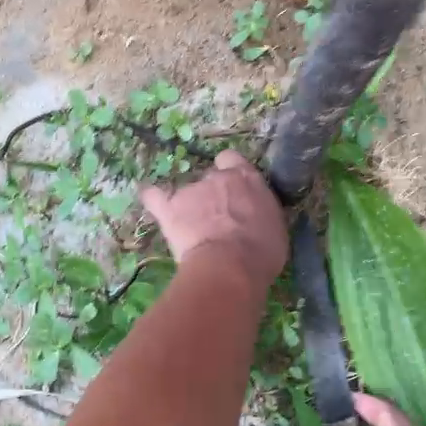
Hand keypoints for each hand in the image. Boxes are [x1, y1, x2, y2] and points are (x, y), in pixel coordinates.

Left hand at [139, 151, 286, 287]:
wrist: (229, 266)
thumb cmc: (261, 252)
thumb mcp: (274, 228)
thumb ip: (259, 212)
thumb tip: (253, 217)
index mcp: (247, 179)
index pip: (232, 160)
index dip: (229, 172)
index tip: (232, 191)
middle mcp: (218, 178)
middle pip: (210, 178)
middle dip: (211, 194)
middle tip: (216, 218)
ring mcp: (191, 191)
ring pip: (187, 192)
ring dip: (189, 206)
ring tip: (192, 230)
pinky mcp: (169, 208)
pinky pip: (153, 196)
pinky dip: (153, 199)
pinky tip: (152, 202)